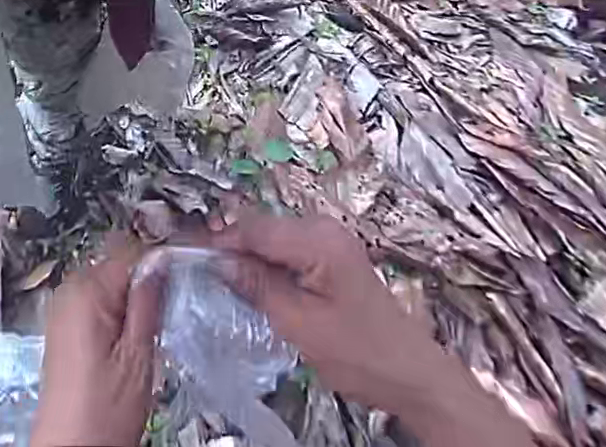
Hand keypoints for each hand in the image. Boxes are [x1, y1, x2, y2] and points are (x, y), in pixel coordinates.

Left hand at [31, 234, 166, 446]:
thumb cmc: (105, 410)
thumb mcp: (137, 358)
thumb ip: (147, 304)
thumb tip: (159, 260)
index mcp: (87, 289)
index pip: (128, 251)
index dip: (157, 259)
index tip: (180, 275)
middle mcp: (70, 287)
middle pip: (116, 263)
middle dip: (143, 281)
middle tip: (166, 313)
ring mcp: (63, 304)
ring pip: (107, 282)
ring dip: (130, 298)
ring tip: (147, 333)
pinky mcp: (63, 323)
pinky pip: (95, 301)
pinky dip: (114, 311)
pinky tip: (127, 341)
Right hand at [210, 212, 531, 446]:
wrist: (417, 379)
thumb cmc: (359, 354)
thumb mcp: (299, 324)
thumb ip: (256, 285)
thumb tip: (217, 259)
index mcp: (317, 239)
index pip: (253, 228)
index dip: (219, 239)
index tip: (188, 250)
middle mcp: (323, 227)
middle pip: (261, 226)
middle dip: (232, 244)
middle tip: (204, 266)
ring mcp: (329, 237)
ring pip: (271, 234)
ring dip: (248, 252)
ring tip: (225, 275)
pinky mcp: (332, 251)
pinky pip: (286, 244)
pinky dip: (267, 258)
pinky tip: (257, 279)